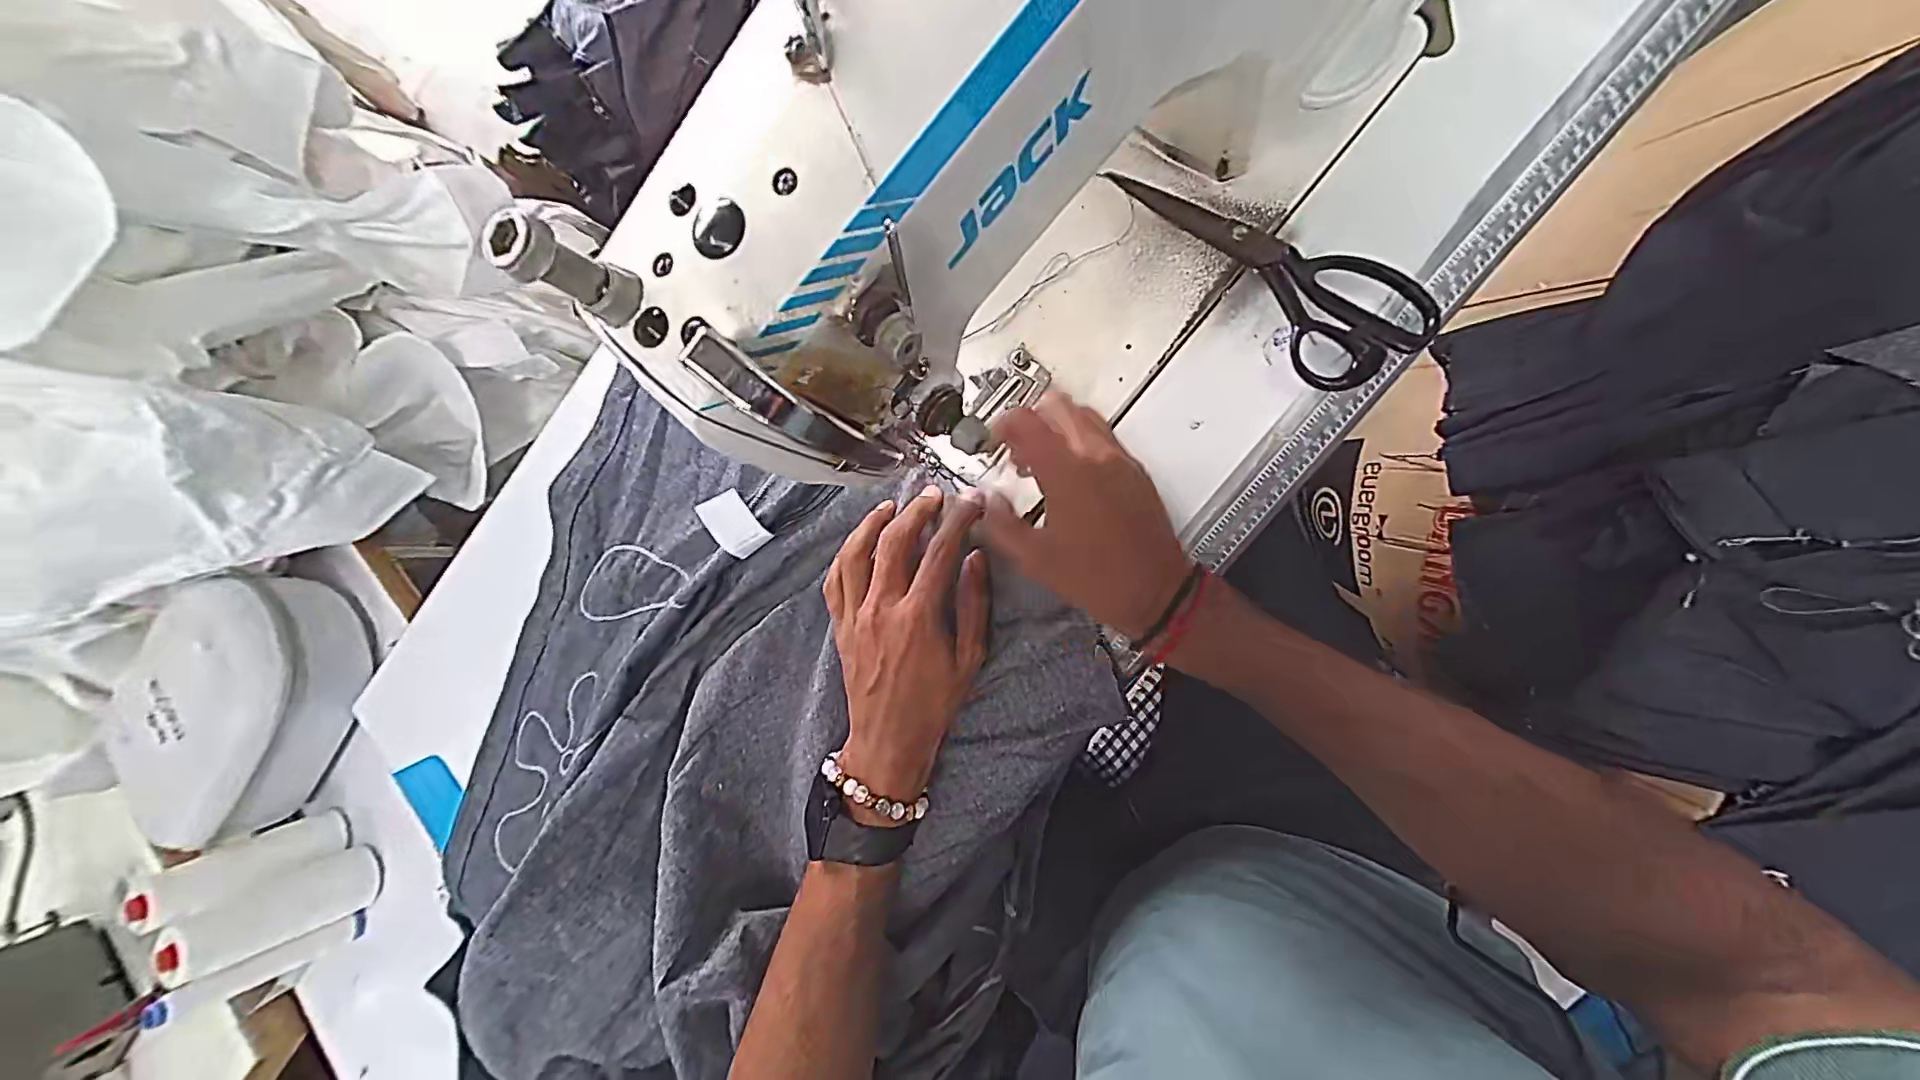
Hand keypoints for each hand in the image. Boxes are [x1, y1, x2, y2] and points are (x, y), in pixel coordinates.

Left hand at [824, 484, 989, 821]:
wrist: (888, 741)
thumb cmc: (932, 706)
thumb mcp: (969, 659)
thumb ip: (973, 605)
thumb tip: (975, 560)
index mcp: (918, 617)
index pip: (940, 552)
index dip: (958, 520)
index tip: (971, 504)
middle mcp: (882, 609)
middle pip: (895, 542)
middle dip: (917, 511)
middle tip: (933, 497)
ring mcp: (856, 616)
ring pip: (856, 554)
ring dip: (873, 524)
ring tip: (891, 508)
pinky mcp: (841, 626)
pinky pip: (835, 580)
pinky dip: (845, 554)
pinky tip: (858, 543)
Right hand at [979, 392, 1191, 639]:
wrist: (1155, 591)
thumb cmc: (1101, 578)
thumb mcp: (1034, 558)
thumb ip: (1001, 523)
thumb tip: (987, 502)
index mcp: (1067, 472)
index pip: (1026, 421)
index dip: (1001, 425)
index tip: (993, 441)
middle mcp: (1096, 456)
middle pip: (1057, 405)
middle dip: (1028, 419)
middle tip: (1014, 446)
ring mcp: (1120, 461)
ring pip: (1083, 416)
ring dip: (1055, 427)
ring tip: (1039, 459)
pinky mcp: (1136, 472)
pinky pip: (1104, 437)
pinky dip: (1079, 441)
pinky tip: (1070, 473)